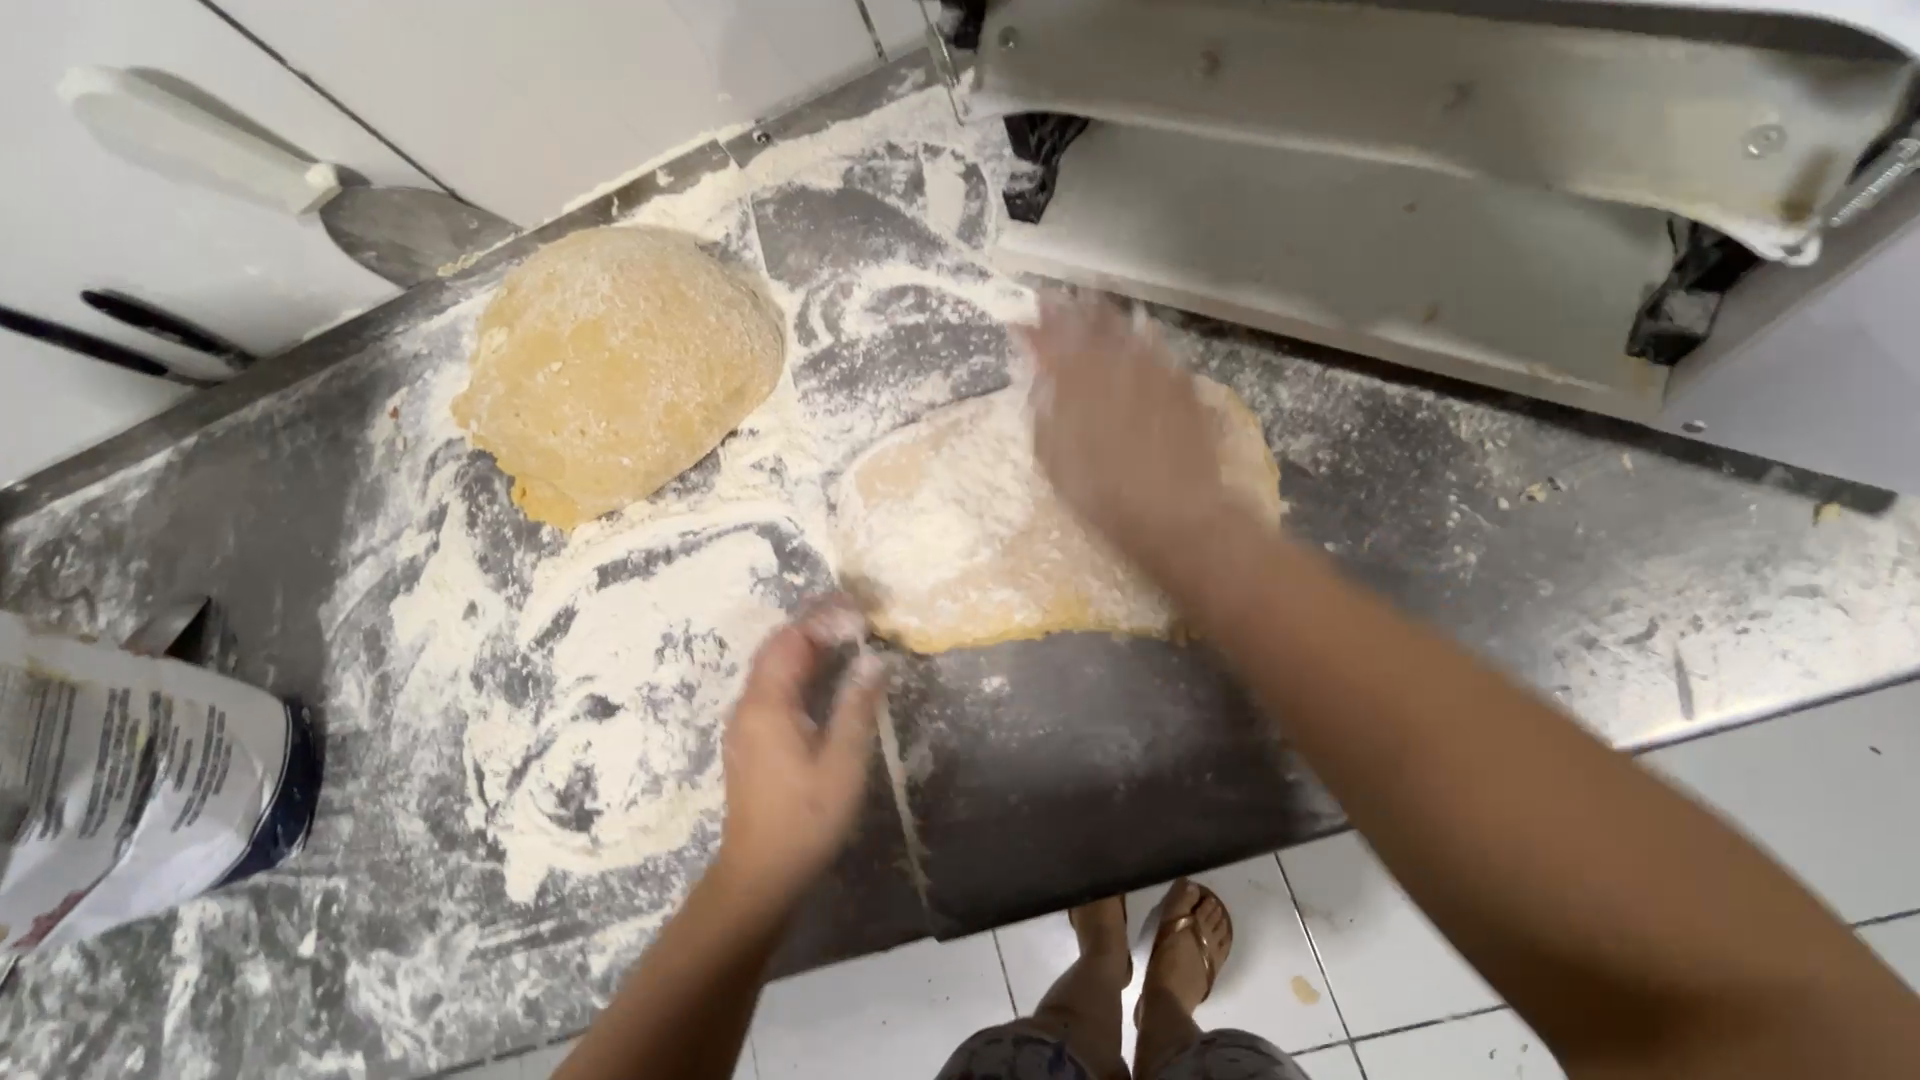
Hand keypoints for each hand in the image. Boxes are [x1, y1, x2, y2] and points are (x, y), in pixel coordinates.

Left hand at [716, 595, 888, 906]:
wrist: (760, 873)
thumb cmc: (806, 818)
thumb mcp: (843, 762)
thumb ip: (857, 706)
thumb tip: (872, 659)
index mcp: (767, 704)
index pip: (791, 641)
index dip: (822, 618)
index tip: (859, 611)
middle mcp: (747, 706)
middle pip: (777, 650)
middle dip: (813, 627)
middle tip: (855, 618)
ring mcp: (744, 725)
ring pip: (772, 670)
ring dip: (805, 649)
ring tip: (845, 640)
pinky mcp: (749, 742)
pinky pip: (771, 690)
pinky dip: (798, 673)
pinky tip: (824, 681)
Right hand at [1016, 293, 1228, 551]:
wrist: (1175, 513)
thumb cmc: (1101, 494)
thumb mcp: (1053, 456)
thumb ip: (1043, 406)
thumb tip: (1040, 375)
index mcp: (1076, 379)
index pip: (1052, 338)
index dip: (1039, 322)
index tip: (1026, 314)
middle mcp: (1117, 364)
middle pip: (1093, 324)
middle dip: (1076, 309)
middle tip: (1066, 297)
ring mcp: (1156, 372)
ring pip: (1130, 332)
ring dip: (1112, 318)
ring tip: (1101, 307)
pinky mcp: (1186, 389)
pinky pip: (1162, 354)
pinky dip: (1148, 343)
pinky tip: (1146, 340)